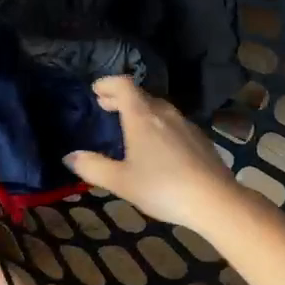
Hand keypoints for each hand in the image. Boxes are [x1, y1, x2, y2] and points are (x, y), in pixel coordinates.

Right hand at [62, 76, 244, 231]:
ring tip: (130, 126)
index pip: (123, 84)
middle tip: (106, 106)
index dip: (108, 83)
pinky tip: (159, 146)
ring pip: (158, 108)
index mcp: (141, 116)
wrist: (216, 201)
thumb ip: (93, 167)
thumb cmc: (163, 187)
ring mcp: (185, 124)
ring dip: (140, 111)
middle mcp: (163, 112)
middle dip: (120, 98)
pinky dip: (158, 124)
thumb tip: (69, 157)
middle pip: (140, 95)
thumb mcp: (121, 182)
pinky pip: (173, 123)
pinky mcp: (200, 138)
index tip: (96, 90)